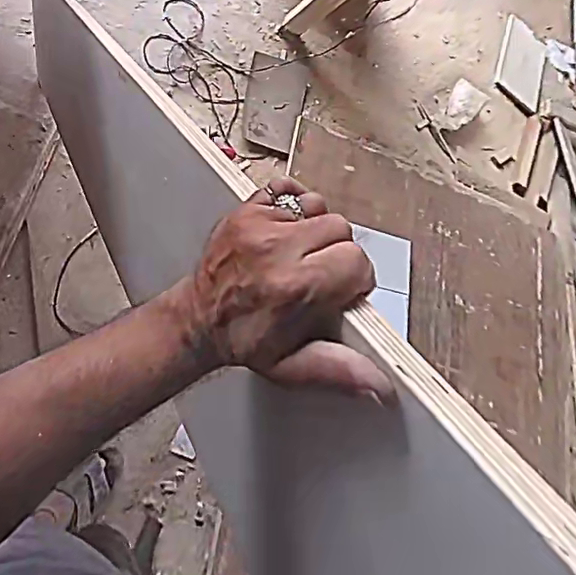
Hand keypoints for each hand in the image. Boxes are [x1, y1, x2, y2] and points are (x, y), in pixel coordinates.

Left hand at [166, 177, 394, 402]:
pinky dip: (290, 205)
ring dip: (315, 228)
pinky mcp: (243, 212)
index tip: (343, 287)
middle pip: (340, 230)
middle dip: (337, 252)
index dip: (355, 277)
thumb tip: (379, 384)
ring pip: (317, 207)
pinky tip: (285, 228)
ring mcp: (257, 226)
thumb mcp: (291, 365)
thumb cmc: (240, 339)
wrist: (197, 319)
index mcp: (294, 287)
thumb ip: (339, 370)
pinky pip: (284, 189)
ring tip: (299, 252)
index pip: (356, 260)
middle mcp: (276, 250)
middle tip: (318, 272)